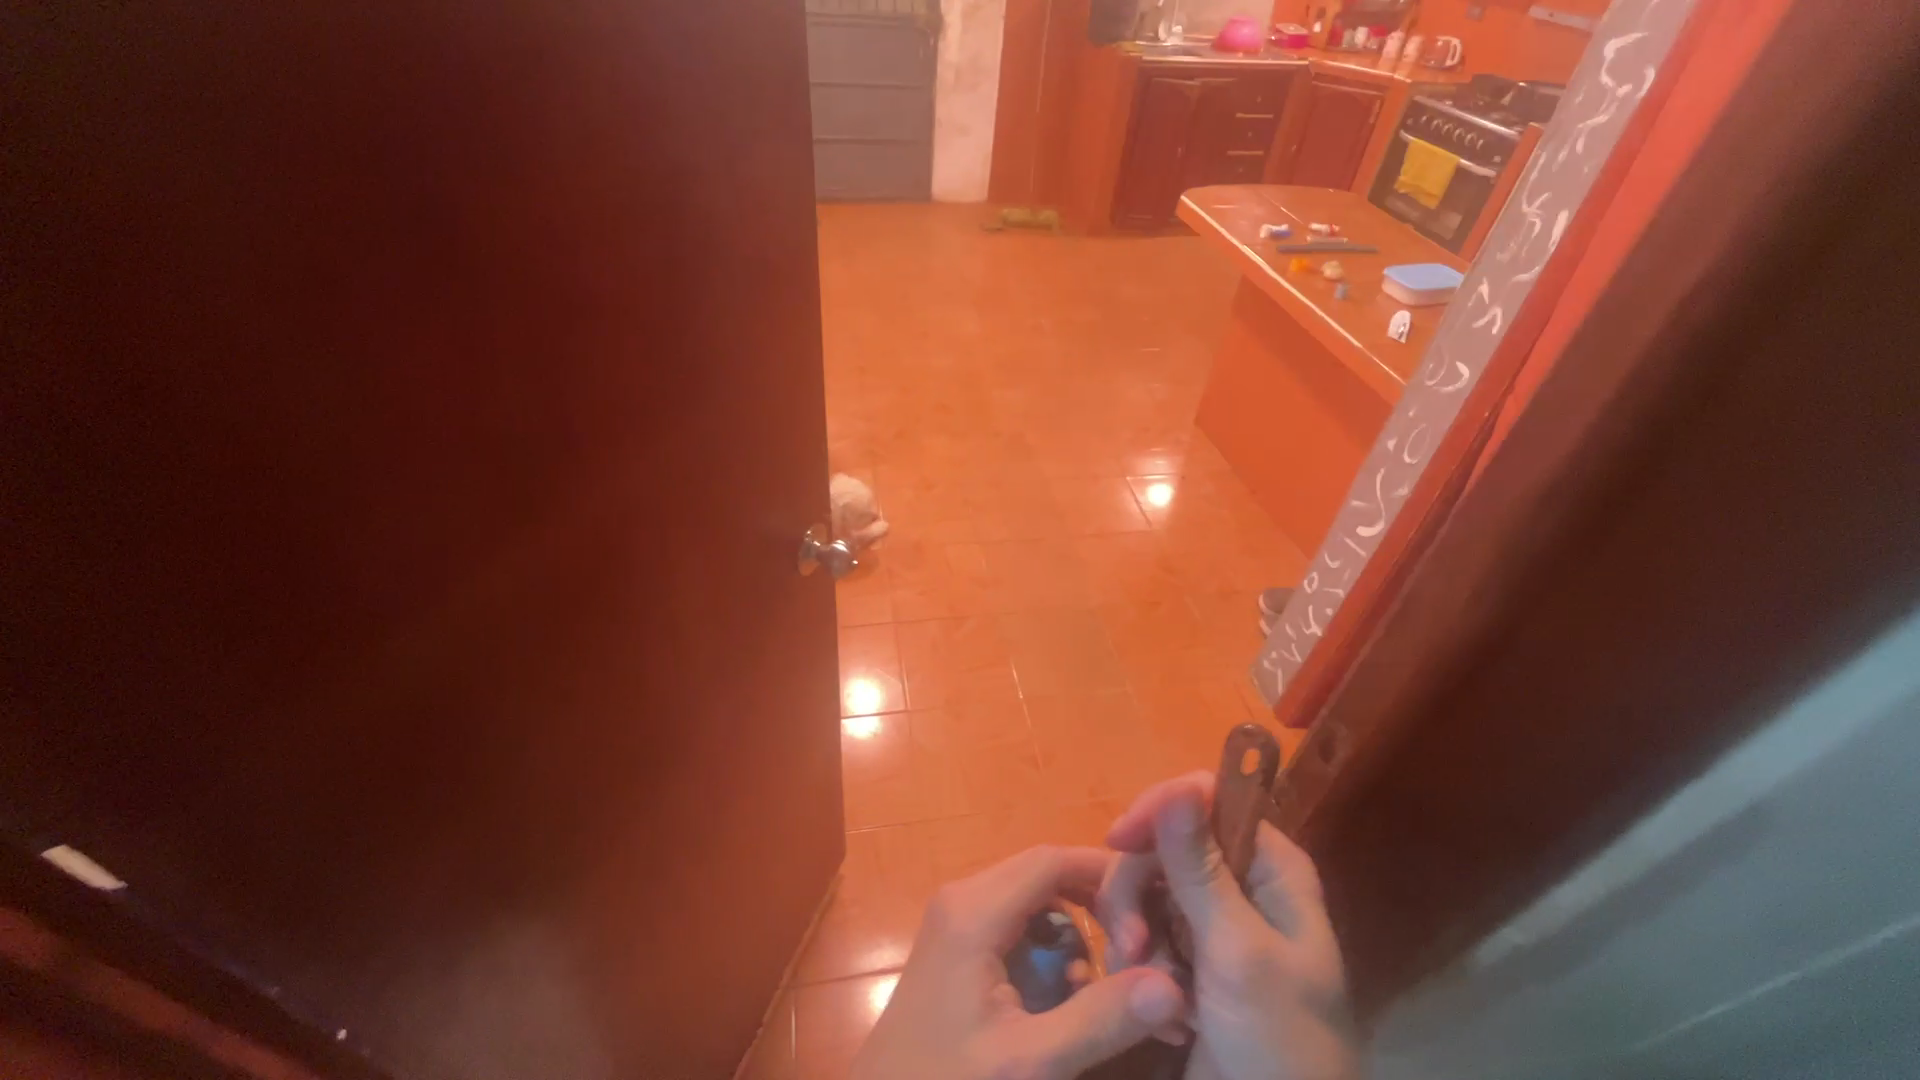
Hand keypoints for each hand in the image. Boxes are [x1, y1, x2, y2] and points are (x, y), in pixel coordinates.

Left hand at [852, 845, 1187, 1079]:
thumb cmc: (948, 1079)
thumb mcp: (1030, 1061)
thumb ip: (1100, 1020)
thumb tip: (1173, 983)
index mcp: (975, 910)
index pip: (1054, 860)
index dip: (1108, 875)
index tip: (1156, 910)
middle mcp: (964, 898)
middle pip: (1046, 875)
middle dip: (1096, 906)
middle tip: (1138, 953)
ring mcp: (957, 919)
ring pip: (1035, 900)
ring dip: (1075, 931)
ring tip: (1105, 982)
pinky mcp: (957, 944)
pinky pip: (1016, 924)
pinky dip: (1048, 948)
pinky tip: (1066, 994)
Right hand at [1097, 773, 1360, 1079]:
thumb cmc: (1278, 1043)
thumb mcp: (1237, 952)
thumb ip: (1201, 868)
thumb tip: (1180, 783)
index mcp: (1269, 866)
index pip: (1206, 798)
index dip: (1159, 811)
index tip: (1118, 840)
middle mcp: (1240, 883)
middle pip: (1161, 846)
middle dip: (1137, 895)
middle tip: (1133, 948)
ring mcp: (1210, 924)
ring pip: (1143, 893)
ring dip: (1137, 942)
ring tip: (1157, 996)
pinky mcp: (1186, 961)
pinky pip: (1142, 936)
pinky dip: (1142, 973)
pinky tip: (1168, 1017)